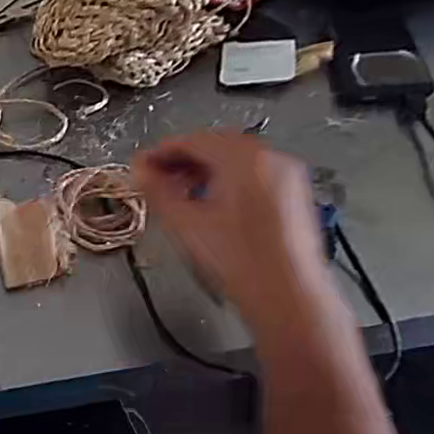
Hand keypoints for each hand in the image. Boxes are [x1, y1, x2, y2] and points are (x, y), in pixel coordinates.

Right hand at [131, 132, 325, 308]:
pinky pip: (254, 174)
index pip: (193, 140)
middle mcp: (270, 158)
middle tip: (156, 178)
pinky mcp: (293, 193)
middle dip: (183, 160)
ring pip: (236, 160)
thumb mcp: (186, 224)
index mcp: (244, 158)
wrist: (285, 293)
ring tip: (179, 193)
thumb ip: (157, 191)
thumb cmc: (239, 261)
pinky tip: (210, 202)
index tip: (142, 165)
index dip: (162, 152)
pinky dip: (228, 179)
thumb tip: (141, 171)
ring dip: (204, 170)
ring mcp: (287, 174)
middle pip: (217, 145)